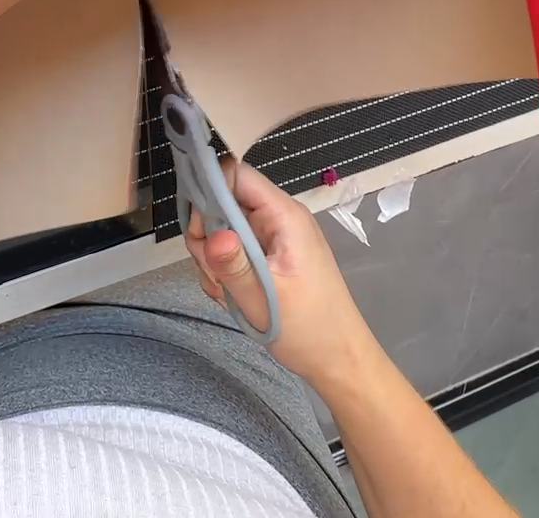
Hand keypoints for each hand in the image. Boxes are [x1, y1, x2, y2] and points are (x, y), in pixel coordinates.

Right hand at [185, 159, 378, 387]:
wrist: (339, 363)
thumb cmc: (310, 331)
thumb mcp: (264, 300)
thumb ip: (233, 266)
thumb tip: (210, 234)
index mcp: (283, 216)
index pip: (236, 174)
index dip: (209, 189)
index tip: (198, 227)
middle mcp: (276, 218)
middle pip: (222, 202)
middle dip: (207, 235)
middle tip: (213, 271)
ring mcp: (270, 237)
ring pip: (220, 228)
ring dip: (213, 259)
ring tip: (228, 291)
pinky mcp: (265, 254)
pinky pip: (230, 249)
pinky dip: (223, 271)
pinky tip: (233, 296)